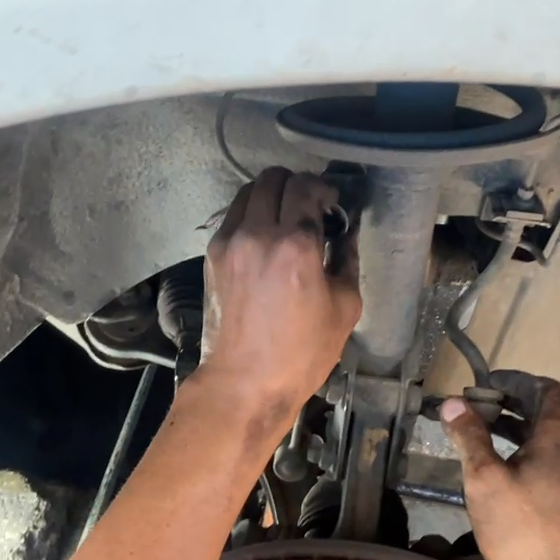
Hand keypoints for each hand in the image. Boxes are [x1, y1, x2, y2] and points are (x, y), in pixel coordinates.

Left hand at [198, 168, 361, 425]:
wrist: (245, 381)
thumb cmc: (302, 352)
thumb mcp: (345, 307)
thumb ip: (347, 260)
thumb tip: (346, 234)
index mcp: (296, 245)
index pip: (306, 187)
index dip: (323, 188)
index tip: (332, 203)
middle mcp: (258, 234)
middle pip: (273, 178)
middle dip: (295, 184)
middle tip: (309, 206)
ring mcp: (229, 242)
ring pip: (247, 192)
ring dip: (270, 195)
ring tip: (284, 217)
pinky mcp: (213, 255)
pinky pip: (233, 217)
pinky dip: (251, 215)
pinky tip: (264, 238)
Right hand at [440, 371, 559, 559]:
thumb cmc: (522, 530)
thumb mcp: (485, 479)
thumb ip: (469, 437)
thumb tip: (453, 402)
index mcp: (558, 439)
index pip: (547, 390)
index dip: (517, 380)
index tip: (486, 384)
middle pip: (547, 415)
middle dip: (510, 406)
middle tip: (475, 410)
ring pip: (548, 442)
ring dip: (517, 432)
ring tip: (482, 439)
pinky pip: (551, 465)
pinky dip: (526, 455)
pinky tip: (502, 476)